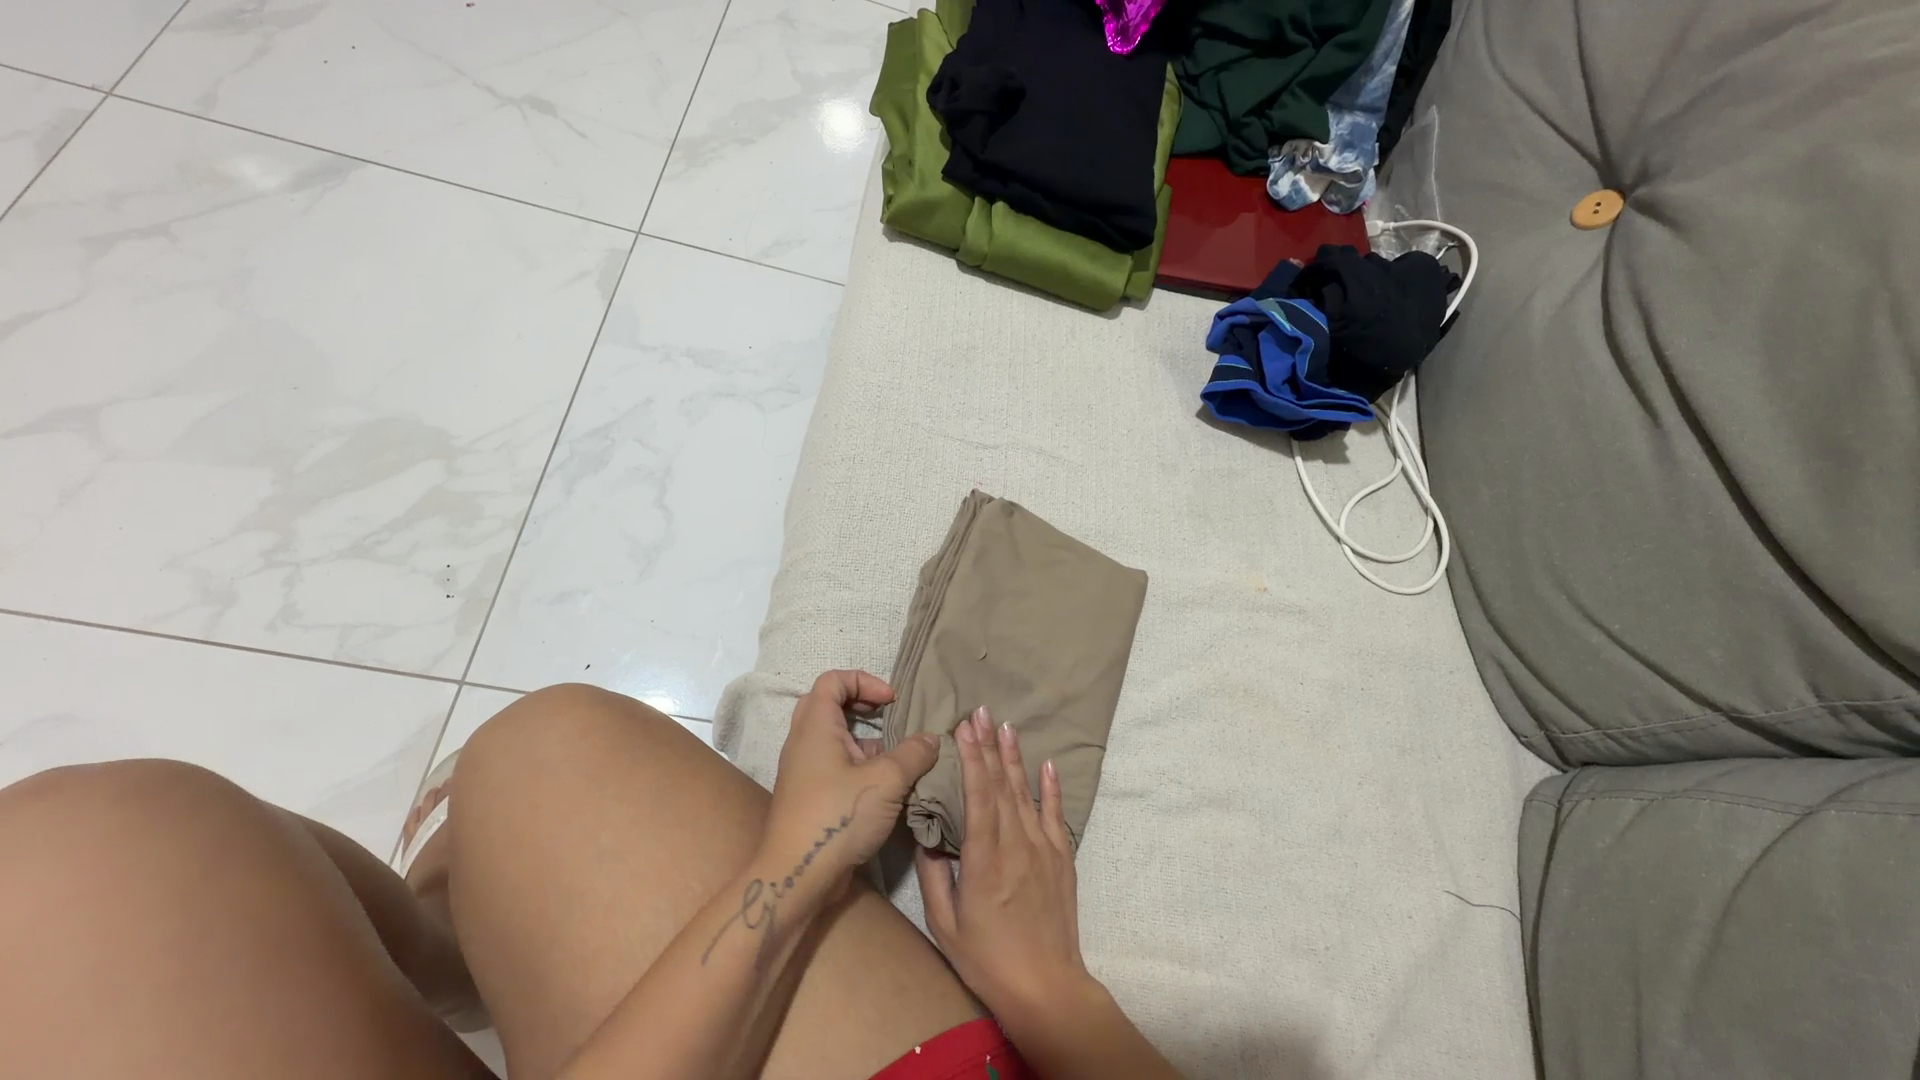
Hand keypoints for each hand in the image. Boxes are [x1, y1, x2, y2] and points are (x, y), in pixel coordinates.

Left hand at [762, 671, 939, 894]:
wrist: (797, 875)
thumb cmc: (837, 816)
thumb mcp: (886, 781)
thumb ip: (913, 754)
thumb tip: (932, 739)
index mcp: (815, 726)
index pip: (833, 680)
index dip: (865, 681)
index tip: (892, 701)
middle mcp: (804, 742)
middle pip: (831, 705)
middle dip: (864, 705)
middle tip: (891, 716)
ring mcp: (805, 770)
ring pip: (836, 738)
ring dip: (867, 739)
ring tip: (899, 755)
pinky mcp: (810, 795)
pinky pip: (836, 765)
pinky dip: (861, 764)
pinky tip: (888, 786)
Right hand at [917, 706, 1093, 1018]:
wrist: (1046, 988)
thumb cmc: (987, 960)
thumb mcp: (945, 923)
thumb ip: (934, 875)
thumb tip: (928, 836)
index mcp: (985, 859)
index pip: (978, 795)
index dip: (972, 758)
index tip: (964, 726)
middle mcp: (1017, 845)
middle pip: (1002, 785)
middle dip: (990, 745)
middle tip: (981, 711)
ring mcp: (1044, 850)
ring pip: (1026, 794)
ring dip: (1015, 758)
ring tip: (1007, 726)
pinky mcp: (1062, 859)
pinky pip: (1056, 815)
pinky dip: (1050, 788)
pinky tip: (1045, 764)